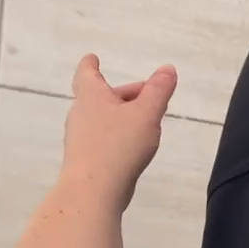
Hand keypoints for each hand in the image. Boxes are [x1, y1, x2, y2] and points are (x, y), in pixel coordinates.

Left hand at [59, 55, 177, 209]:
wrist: (94, 189)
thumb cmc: (119, 144)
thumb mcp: (147, 113)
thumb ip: (159, 90)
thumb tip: (167, 69)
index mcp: (92, 98)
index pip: (88, 75)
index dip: (91, 65)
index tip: (92, 58)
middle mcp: (81, 114)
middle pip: (102, 97)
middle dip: (125, 93)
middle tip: (150, 94)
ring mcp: (81, 137)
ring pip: (104, 117)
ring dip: (124, 113)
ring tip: (149, 120)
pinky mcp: (87, 157)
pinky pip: (104, 136)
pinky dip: (120, 132)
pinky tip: (136, 143)